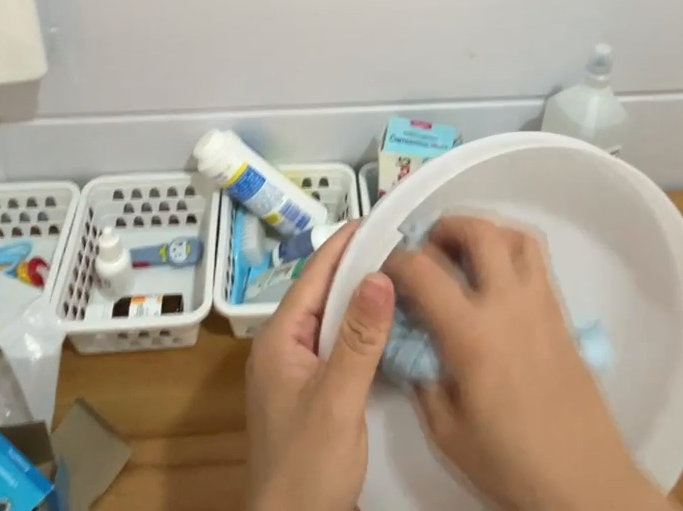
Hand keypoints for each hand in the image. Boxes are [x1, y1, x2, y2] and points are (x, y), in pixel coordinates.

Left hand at [245, 221, 395, 510]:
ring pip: (333, 318)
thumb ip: (357, 338)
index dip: (346, 243)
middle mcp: (285, 347)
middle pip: (324, 292)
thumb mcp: (336, 399)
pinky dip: (364, 328)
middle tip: (403, 242)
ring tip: (403, 273)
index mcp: (279, 339)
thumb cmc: (307, 466)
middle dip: (359, 264)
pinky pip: (340, 343)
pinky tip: (391, 325)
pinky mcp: (314, 391)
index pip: (315, 275)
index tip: (381, 216)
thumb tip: (380, 274)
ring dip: (363, 296)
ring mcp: (298, 370)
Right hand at [385, 217, 671, 510]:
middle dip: (444, 226)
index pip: (424, 271)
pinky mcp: (561, 313)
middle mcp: (509, 305)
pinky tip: (494, 275)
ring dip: (483, 229)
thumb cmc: (511, 461)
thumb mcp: (446, 430)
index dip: (395, 259)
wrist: (583, 481)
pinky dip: (510, 248)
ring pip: (515, 235)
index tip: (382, 266)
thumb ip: (422, 378)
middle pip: (478, 232)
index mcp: (472, 334)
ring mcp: (541, 304)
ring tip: (462, 249)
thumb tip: (409, 344)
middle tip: (425, 244)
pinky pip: (536, 260)